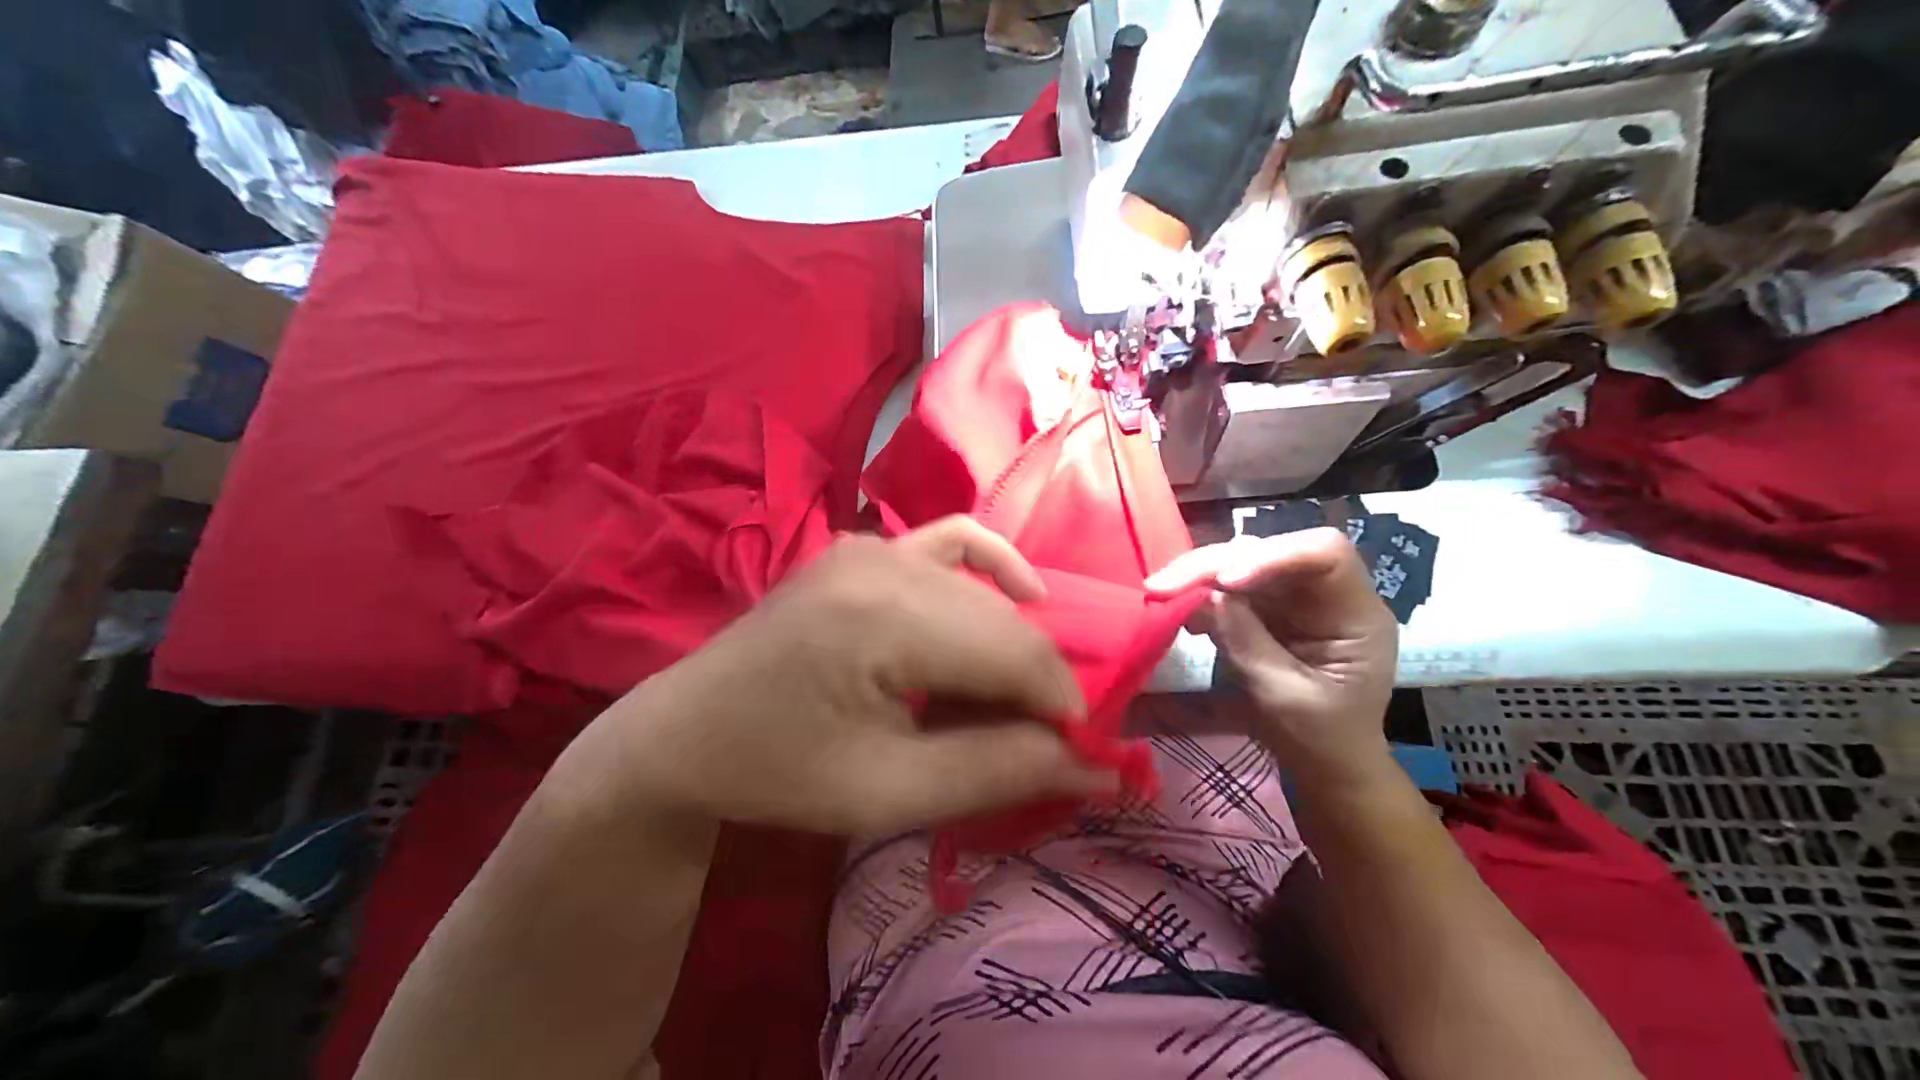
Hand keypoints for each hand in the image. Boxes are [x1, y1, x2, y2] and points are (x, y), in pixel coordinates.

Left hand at [567, 516, 1119, 836]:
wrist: (685, 735)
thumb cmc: (779, 773)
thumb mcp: (891, 794)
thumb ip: (1000, 773)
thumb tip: (1098, 770)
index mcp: (885, 619)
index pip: (1016, 655)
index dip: (1062, 707)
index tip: (1075, 758)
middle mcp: (884, 562)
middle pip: (1004, 622)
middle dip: (1039, 683)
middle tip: (1043, 743)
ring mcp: (871, 546)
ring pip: (983, 589)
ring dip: (1015, 642)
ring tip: (1013, 699)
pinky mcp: (863, 548)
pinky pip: (950, 541)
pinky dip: (992, 568)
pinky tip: (1017, 597)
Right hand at [1145, 527, 1397, 787]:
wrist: (1327, 767)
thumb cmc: (1322, 741)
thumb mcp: (1286, 699)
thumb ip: (1249, 646)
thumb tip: (1207, 597)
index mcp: (1356, 615)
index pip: (1326, 555)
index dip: (1275, 556)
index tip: (1225, 582)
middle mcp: (1326, 594)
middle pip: (1272, 551)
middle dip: (1215, 564)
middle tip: (1161, 587)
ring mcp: (1294, 598)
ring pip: (1244, 562)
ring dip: (1198, 574)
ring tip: (1159, 594)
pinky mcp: (1268, 608)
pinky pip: (1229, 585)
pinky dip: (1198, 591)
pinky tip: (1173, 607)